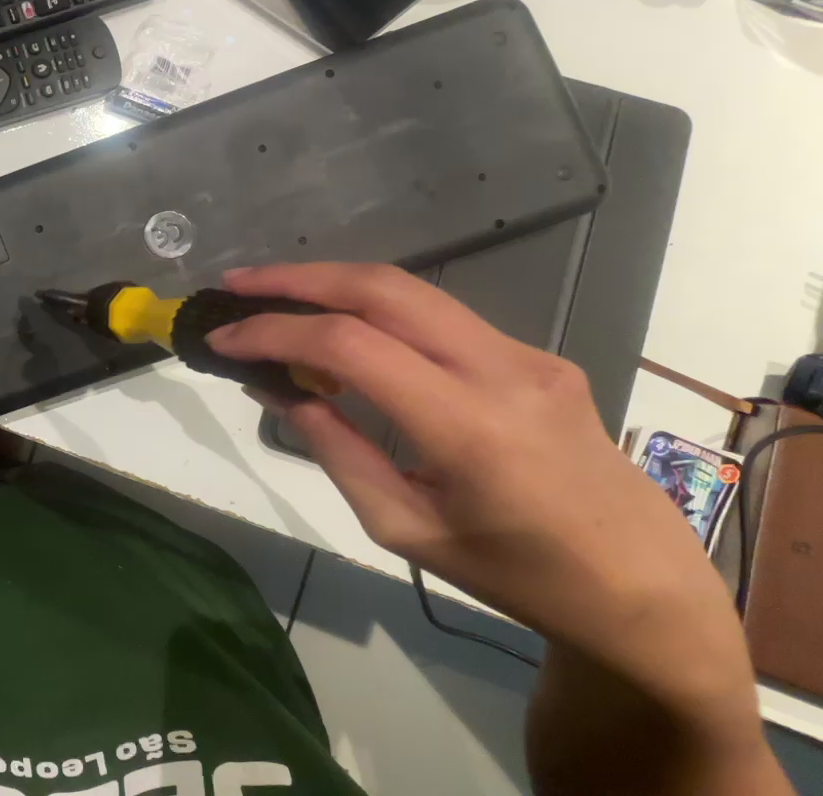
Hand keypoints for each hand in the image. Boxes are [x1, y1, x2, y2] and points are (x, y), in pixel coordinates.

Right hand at [205, 264, 759, 728]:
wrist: (641, 583)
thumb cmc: (514, 574)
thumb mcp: (401, 525)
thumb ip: (333, 448)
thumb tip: (272, 389)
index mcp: (469, 428)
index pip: (349, 346)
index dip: (273, 333)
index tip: (221, 340)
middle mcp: (502, 371)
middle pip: (382, 289)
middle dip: (297, 278)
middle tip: (235, 284)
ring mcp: (525, 354)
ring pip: (409, 290)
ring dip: (331, 282)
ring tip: (270, 293)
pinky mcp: (531, 354)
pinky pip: (435, 315)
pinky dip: (370, 308)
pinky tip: (336, 326)